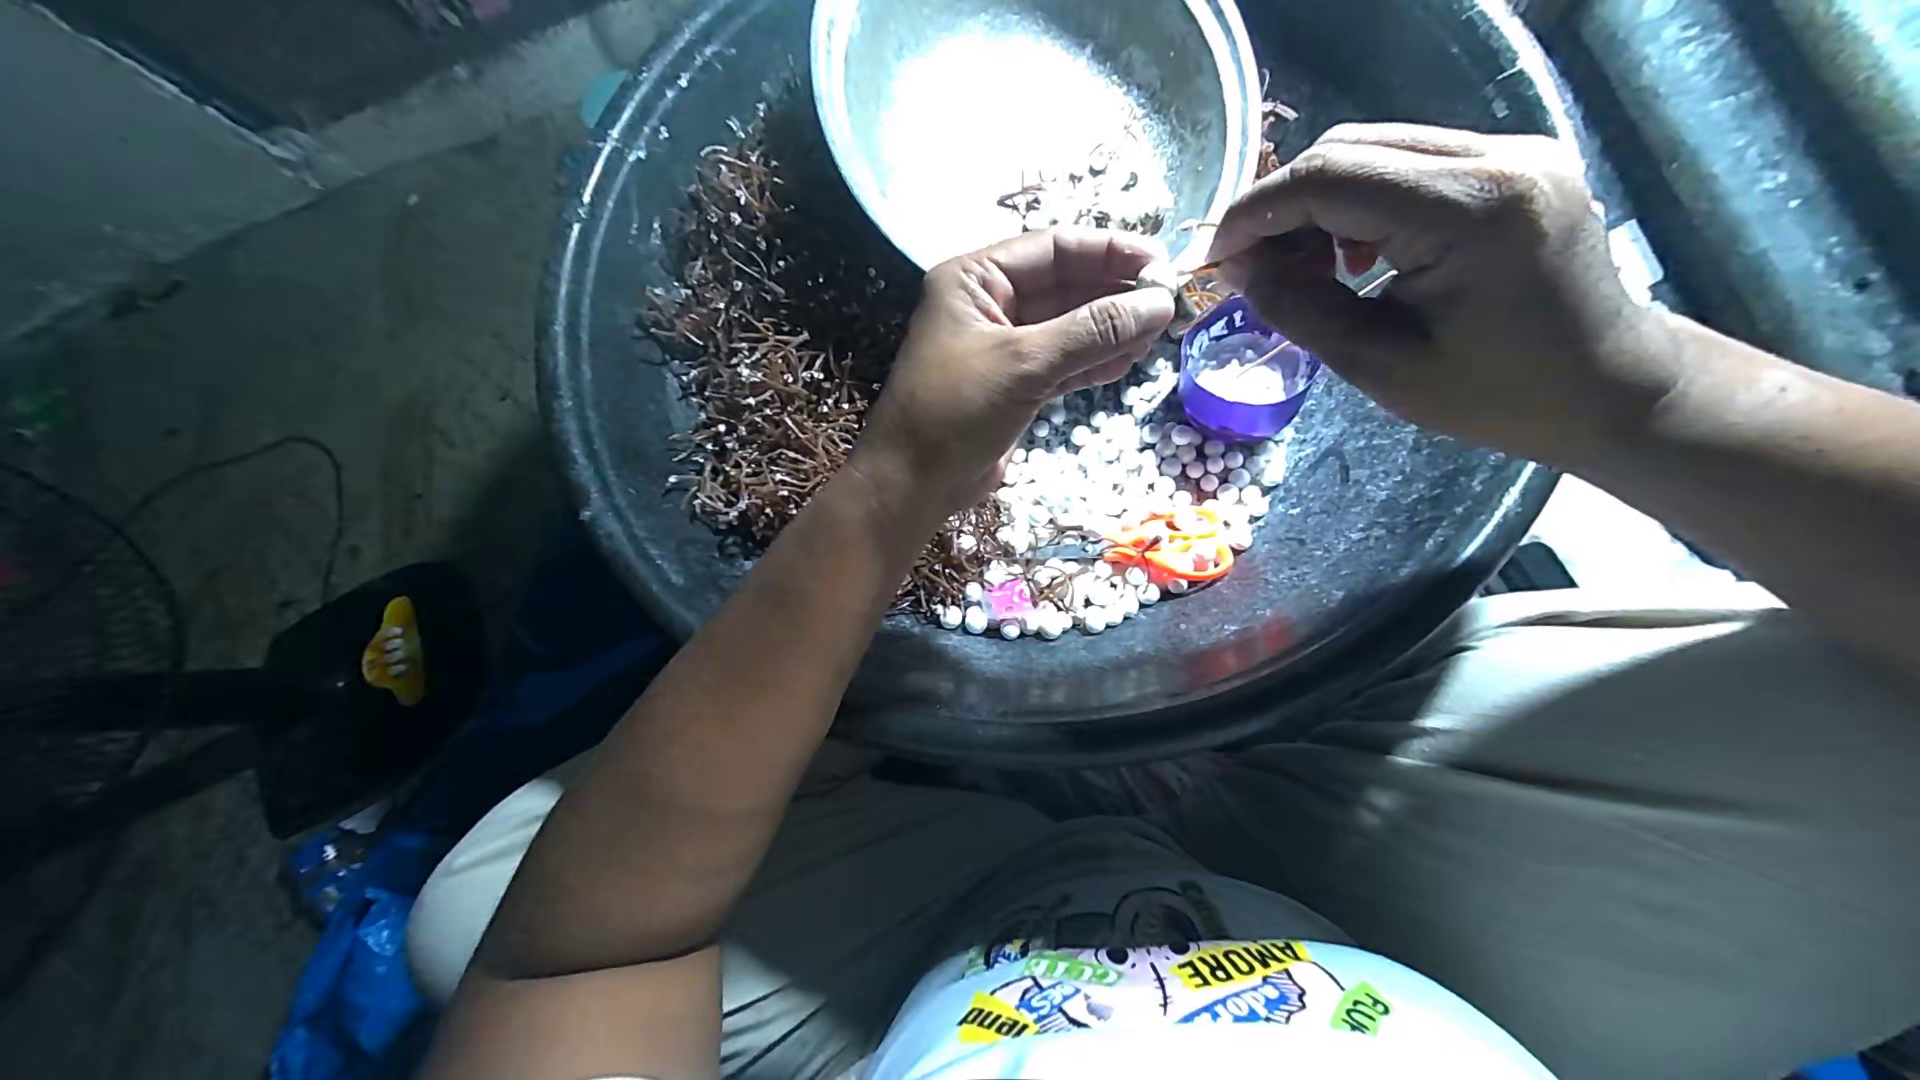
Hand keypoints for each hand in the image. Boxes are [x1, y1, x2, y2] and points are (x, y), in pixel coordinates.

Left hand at [851, 228, 1175, 521]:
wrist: (915, 483)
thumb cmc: (955, 411)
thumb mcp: (1025, 362)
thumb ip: (1092, 331)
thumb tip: (1159, 303)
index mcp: (975, 279)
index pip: (1053, 248)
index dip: (1109, 252)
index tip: (1161, 263)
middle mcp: (989, 305)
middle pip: (1064, 286)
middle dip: (1114, 295)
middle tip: (1167, 305)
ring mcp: (1003, 346)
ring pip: (1067, 327)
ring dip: (1109, 331)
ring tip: (1155, 336)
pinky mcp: (1014, 384)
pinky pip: (1062, 362)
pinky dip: (1093, 362)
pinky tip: (1127, 362)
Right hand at [1206, 124, 1678, 463]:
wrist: (1604, 388)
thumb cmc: (1492, 393)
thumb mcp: (1376, 364)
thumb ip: (1298, 307)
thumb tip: (1238, 268)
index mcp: (1473, 209)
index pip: (1330, 177)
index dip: (1255, 213)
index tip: (1217, 260)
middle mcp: (1498, 156)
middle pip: (1348, 148)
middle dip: (1280, 207)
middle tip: (1254, 270)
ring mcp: (1511, 151)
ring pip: (1372, 149)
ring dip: (1315, 206)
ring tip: (1305, 270)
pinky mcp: (1508, 165)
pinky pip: (1404, 165)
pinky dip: (1354, 205)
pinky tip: (1352, 256)